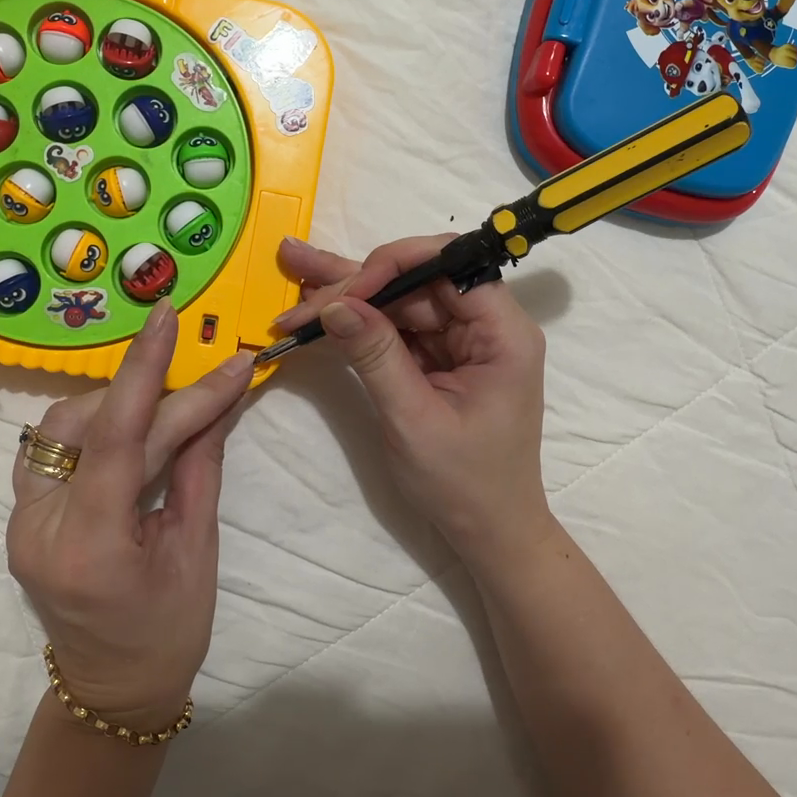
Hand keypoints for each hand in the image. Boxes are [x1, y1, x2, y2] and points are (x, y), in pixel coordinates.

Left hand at [6, 301, 253, 729]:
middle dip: (155, 395)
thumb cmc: (169, 632)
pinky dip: (94, 425)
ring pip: (59, 427)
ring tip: (170, 405)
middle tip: (212, 378)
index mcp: (89, 545)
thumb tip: (220, 395)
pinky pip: (53, 447)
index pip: (115, 436)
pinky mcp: (23, 515)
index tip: (168, 316)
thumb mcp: (197, 550)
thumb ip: (200, 465)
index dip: (144, 369)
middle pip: (92, 426)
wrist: (112, 688)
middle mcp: (39, 526)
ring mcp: (21, 521)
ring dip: (116, 404)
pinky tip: (130, 423)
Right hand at [277, 236, 552, 560]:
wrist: (488, 531)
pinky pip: (398, 326)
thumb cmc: (463, 483)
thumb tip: (335, 305)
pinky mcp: (441, 356)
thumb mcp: (413, 420)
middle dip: (355, 285)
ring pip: (401, 299)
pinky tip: (317, 307)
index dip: (394, 266)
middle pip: (417, 281)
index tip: (345, 294)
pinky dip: (358, 323)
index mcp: (502, 334)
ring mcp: (462, 339)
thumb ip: (376, 356)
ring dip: (347, 295)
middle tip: (296, 289)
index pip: (450, 266)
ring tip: (294, 266)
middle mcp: (487, 325)